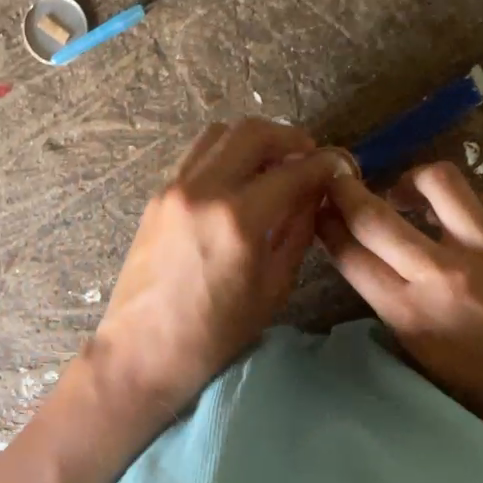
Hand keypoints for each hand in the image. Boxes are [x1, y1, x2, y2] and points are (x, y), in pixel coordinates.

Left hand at [87, 119, 344, 416]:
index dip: (325, 166)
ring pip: (219, 134)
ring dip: (253, 140)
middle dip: (290, 138)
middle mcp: (203, 191)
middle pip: (253, 131)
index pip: (294, 171)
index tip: (340, 168)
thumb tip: (314, 196)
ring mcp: (174, 189)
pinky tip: (238, 182)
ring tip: (272, 165)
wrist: (142, 351)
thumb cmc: (214, 334)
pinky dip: (223, 155)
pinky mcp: (156, 198)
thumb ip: (297, 233)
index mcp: (239, 219)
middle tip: (308, 157)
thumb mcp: (272, 288)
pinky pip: (196, 156)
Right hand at [318, 160, 482, 482]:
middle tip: (336, 182)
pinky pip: (482, 198)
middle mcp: (443, 274)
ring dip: (409, 180)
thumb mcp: (432, 370)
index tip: (314, 212)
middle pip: (377, 215)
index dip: (325, 228)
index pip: (351, 256)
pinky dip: (460, 198)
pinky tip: (457, 214)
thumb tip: (379, 280)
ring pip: (436, 182)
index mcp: (412, 318)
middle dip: (346, 192)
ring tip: (405, 192)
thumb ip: (401, 318)